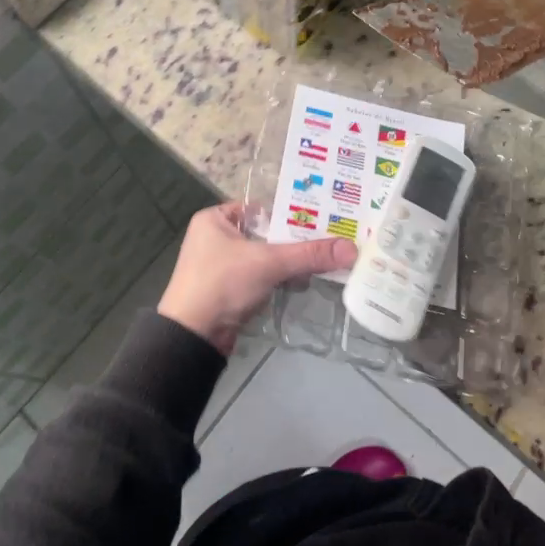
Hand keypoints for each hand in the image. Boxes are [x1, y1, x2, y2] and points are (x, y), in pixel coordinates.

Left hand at [158, 204, 356, 354]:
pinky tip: (301, 283)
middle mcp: (215, 238)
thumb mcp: (268, 263)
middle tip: (329, 240)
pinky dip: (278, 280)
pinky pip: (259, 278)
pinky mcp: (228, 291)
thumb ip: (309, 254)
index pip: (260, 208)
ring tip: (322, 263)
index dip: (290, 213)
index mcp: (214, 219)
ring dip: (288, 263)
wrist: (192, 337)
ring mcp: (220, 267)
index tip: (323, 218)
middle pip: (265, 234)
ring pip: (264, 258)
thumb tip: (351, 248)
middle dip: (294, 241)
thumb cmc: (222, 284)